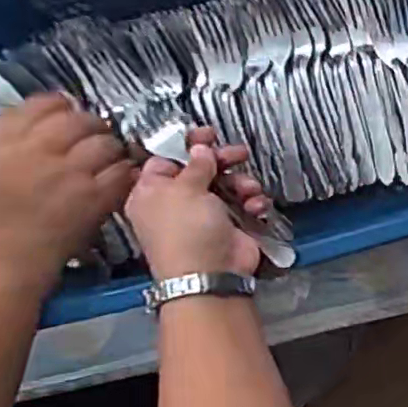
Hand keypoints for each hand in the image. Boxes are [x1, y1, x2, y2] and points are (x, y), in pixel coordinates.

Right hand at [0, 94, 135, 286]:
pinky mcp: (95, 196)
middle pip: (80, 120)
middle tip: (93, 137)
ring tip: (106, 158)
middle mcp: (36, 151)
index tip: (67, 111)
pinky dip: (124, 171)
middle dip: (92, 125)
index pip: (40, 106)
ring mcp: (70, 173)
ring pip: (107, 143)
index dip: (60, 106)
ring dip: (111, 148)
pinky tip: (117, 179)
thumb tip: (27, 125)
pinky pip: (122, 172)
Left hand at [123, 129, 268, 278]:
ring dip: (242, 183)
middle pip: (201, 169)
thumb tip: (200, 148)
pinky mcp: (231, 225)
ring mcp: (206, 214)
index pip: (166, 159)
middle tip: (237, 153)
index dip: (187, 144)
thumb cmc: (186, 229)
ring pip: (227, 185)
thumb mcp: (184, 189)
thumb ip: (196, 164)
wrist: (211, 272)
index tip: (207, 133)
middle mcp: (177, 201)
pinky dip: (252, 202)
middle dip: (222, 161)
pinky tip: (255, 206)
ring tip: (248, 189)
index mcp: (152, 191)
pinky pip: (244, 204)